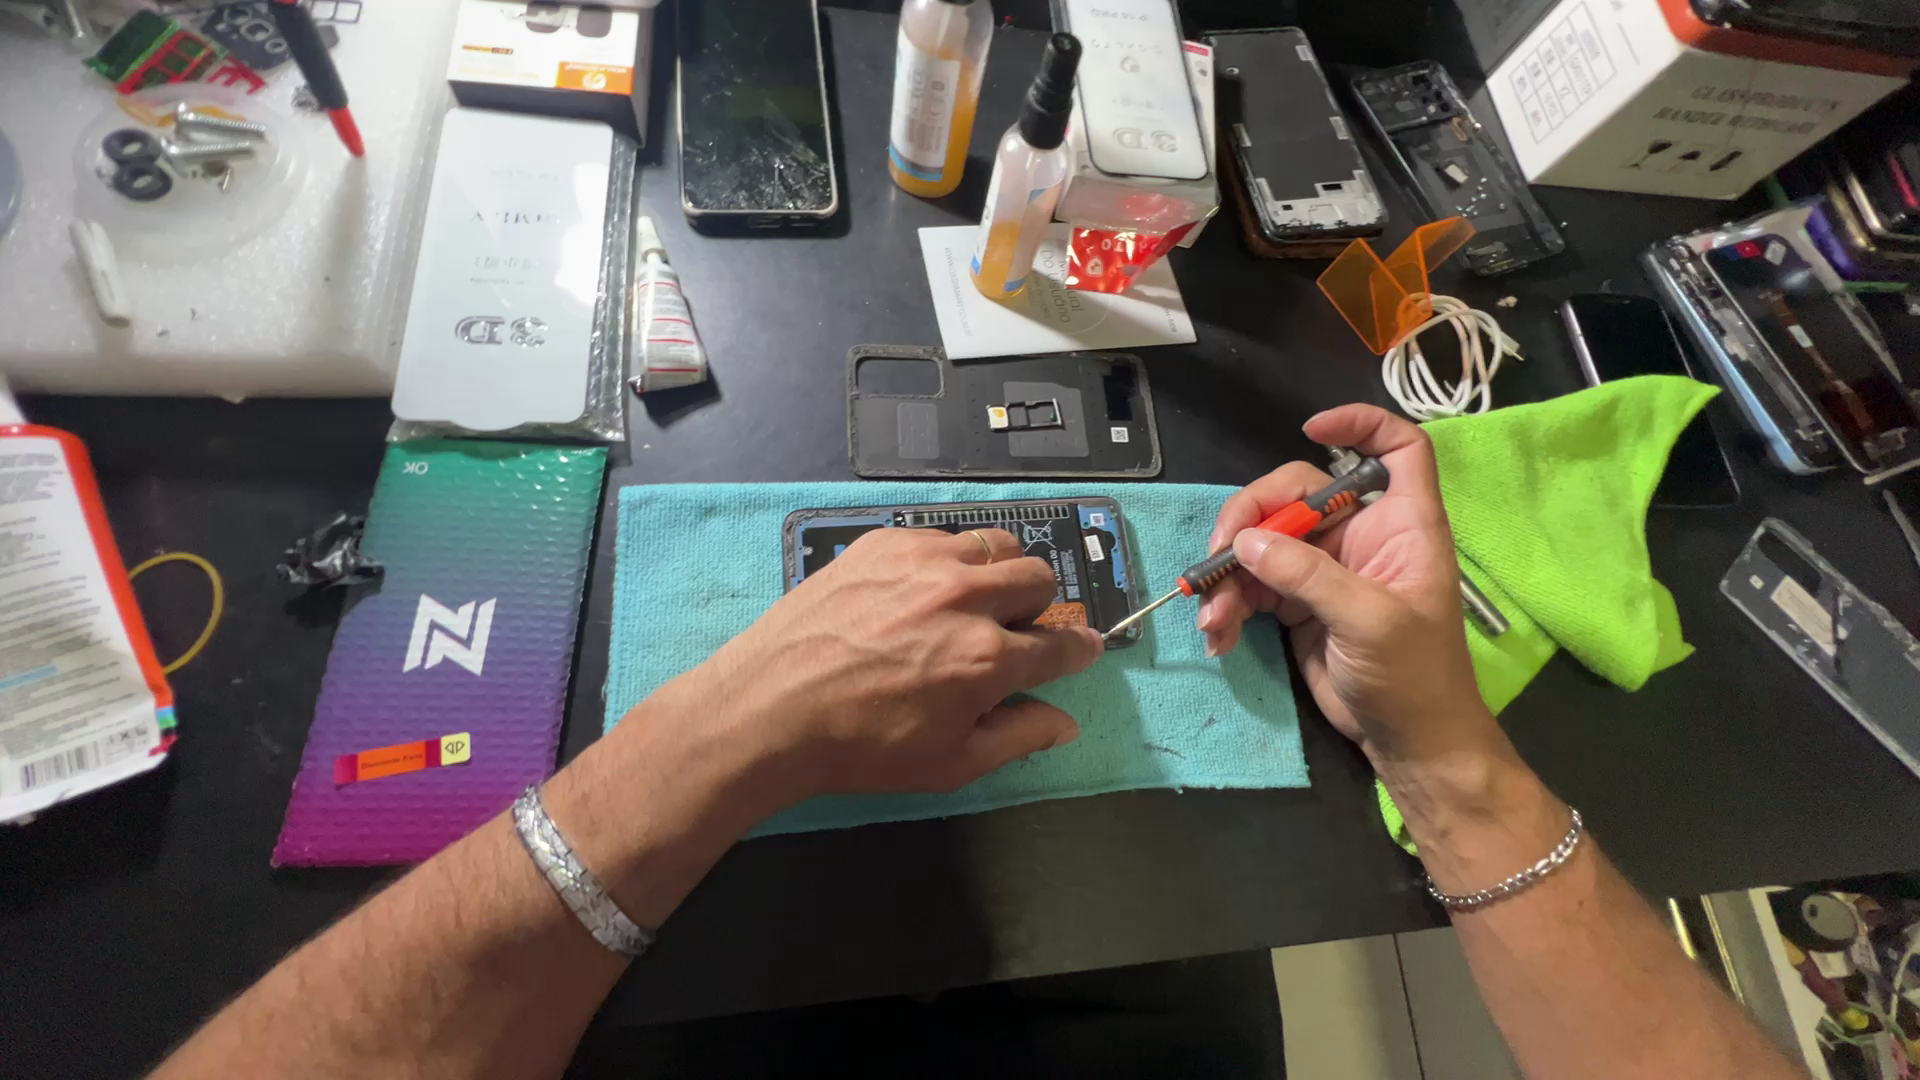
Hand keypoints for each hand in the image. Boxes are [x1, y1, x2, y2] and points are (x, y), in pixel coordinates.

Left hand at [678, 526, 1103, 800]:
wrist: (769, 707)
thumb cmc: (861, 747)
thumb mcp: (949, 763)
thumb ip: (1019, 736)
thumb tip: (1066, 722)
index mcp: (987, 657)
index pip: (1060, 644)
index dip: (1079, 649)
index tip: (1083, 647)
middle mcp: (965, 596)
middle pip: (1038, 578)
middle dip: (1037, 608)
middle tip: (1009, 632)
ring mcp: (923, 560)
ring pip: (996, 544)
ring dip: (1000, 573)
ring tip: (971, 602)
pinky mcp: (886, 541)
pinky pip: (943, 535)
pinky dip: (949, 559)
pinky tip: (919, 590)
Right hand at [1196, 405, 1492, 767]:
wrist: (1405, 739)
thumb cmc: (1413, 676)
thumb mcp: (1369, 620)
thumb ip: (1309, 575)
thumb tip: (1246, 541)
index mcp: (1398, 525)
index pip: (1396, 450)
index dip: (1361, 426)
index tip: (1311, 427)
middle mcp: (1356, 536)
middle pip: (1294, 495)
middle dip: (1249, 521)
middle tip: (1219, 555)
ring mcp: (1321, 568)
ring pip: (1260, 543)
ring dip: (1227, 578)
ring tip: (1211, 618)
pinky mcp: (1294, 601)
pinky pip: (1249, 586)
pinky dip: (1227, 607)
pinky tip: (1219, 635)